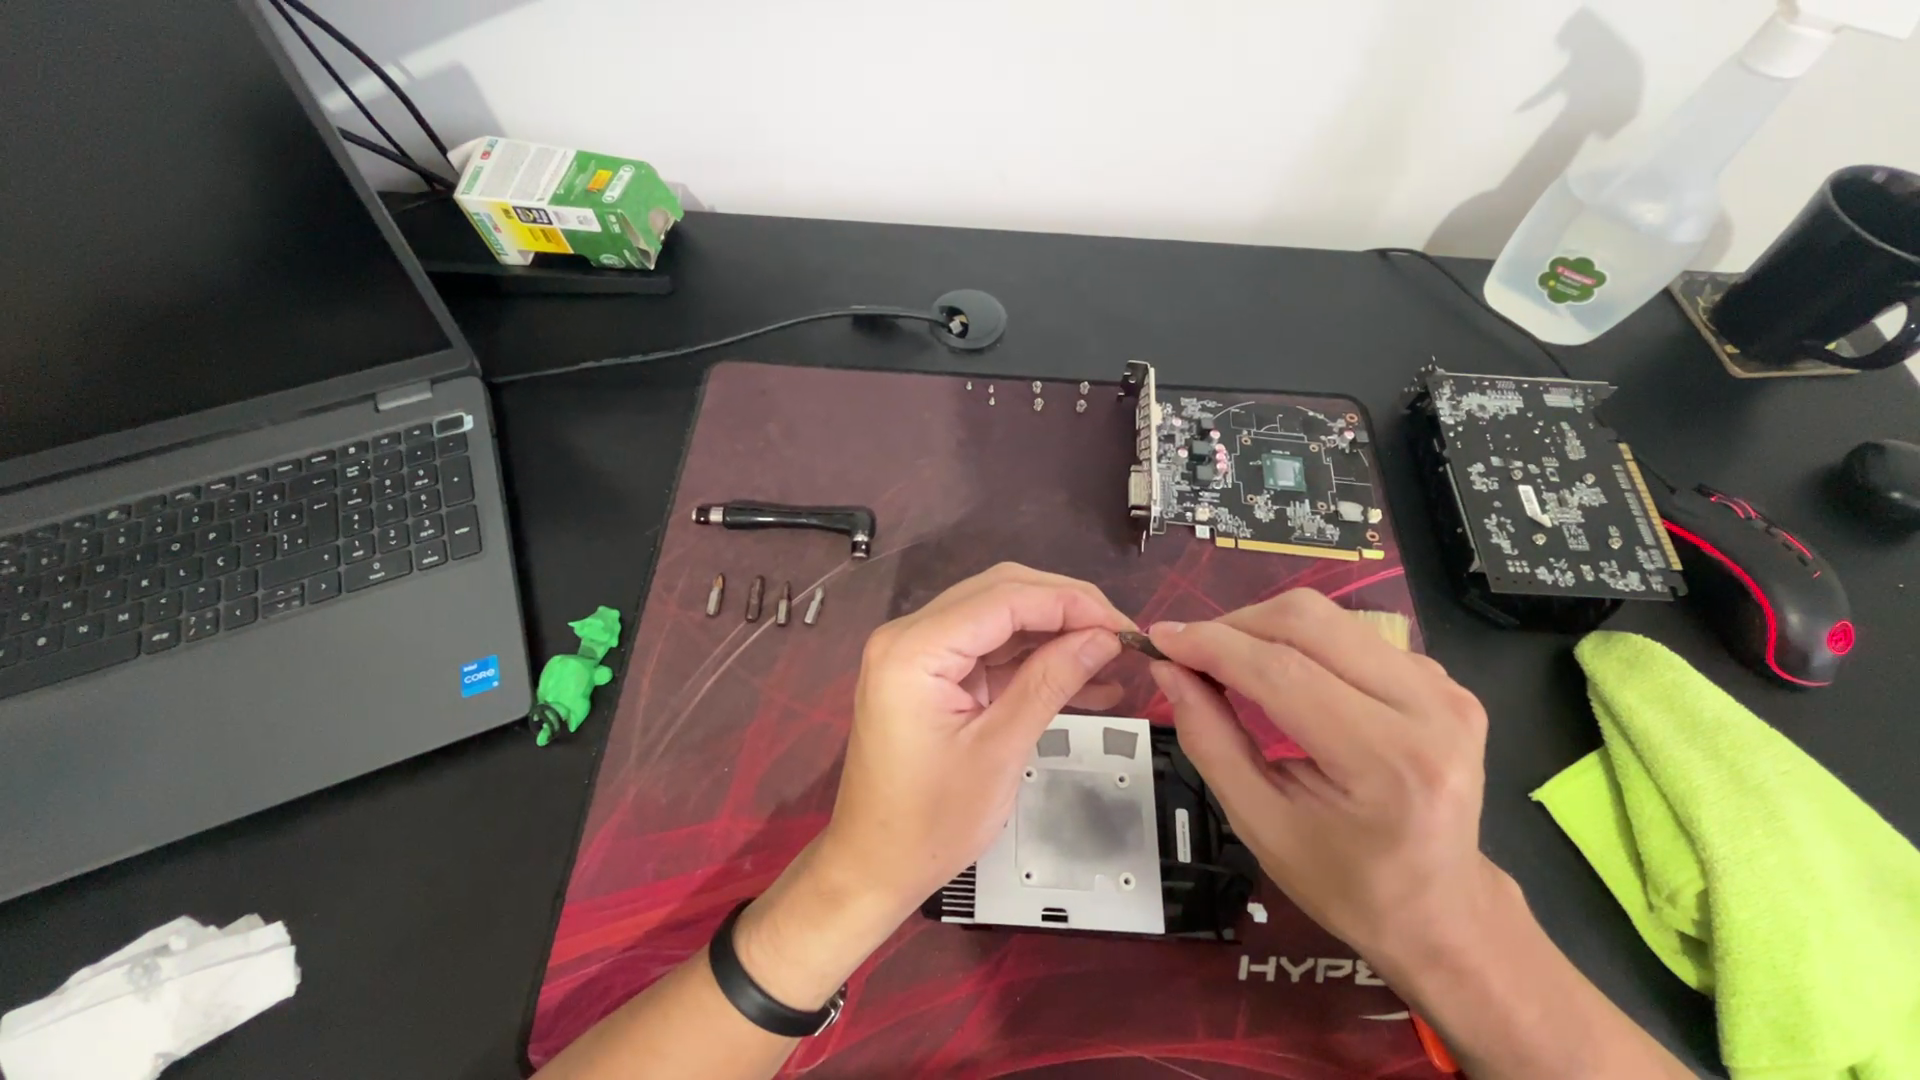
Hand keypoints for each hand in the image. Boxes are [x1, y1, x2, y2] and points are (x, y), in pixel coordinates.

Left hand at [733, 564, 1131, 1007]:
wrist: (876, 865)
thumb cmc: (929, 823)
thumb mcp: (999, 751)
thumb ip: (1050, 682)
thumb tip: (1103, 638)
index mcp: (914, 649)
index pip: (1004, 597)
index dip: (1070, 603)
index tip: (1124, 626)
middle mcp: (910, 636)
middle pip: (1000, 595)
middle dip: (1065, 610)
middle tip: (1121, 636)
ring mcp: (919, 654)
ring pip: (1000, 619)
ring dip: (1055, 634)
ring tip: (1111, 657)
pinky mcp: (932, 676)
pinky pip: (990, 652)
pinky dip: (1034, 661)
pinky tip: (1083, 678)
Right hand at [1147, 589, 1507, 979]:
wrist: (1441, 910)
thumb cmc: (1344, 881)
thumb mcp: (1259, 824)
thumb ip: (1209, 740)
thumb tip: (1168, 670)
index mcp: (1388, 762)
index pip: (1282, 672)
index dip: (1211, 645)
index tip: (1158, 638)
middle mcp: (1430, 710)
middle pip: (1310, 622)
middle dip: (1235, 625)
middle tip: (1191, 652)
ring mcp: (1446, 689)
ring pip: (1331, 619)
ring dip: (1265, 630)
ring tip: (1229, 664)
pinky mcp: (1450, 681)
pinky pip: (1356, 636)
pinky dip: (1305, 645)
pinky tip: (1286, 679)